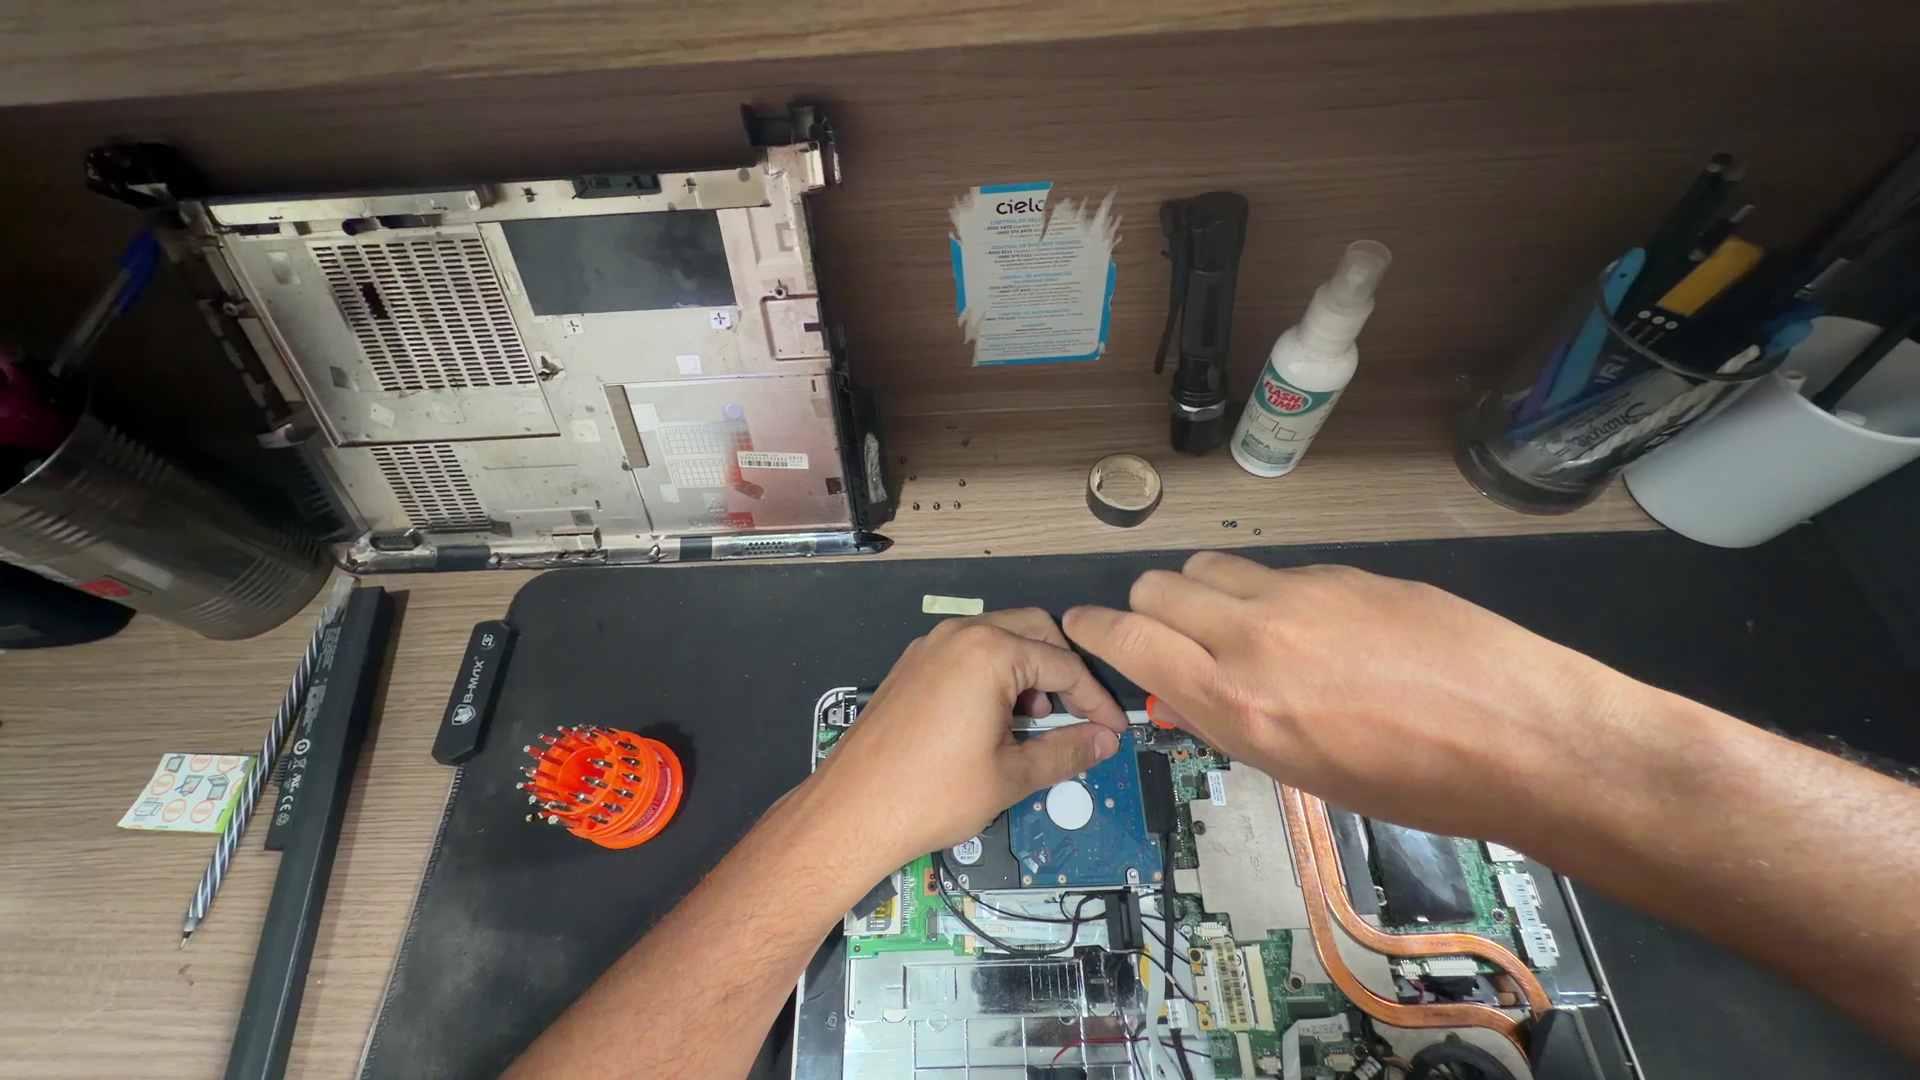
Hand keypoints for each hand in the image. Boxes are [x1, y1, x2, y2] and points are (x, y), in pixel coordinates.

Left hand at [805, 609, 1128, 867]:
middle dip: (1063, 670)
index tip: (1113, 729)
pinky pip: (968, 652)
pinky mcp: (913, 664)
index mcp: (989, 652)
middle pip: (1034, 631)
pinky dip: (994, 673)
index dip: (1095, 699)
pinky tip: (994, 718)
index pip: (1063, 664)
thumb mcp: (1010, 775)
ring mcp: (930, 645)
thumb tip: (1104, 741)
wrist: (851, 810)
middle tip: (1077, 714)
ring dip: (1028, 670)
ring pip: (999, 638)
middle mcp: (959, 634)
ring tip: (1031, 723)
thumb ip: (1066, 751)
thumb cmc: (933, 793)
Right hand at [1063, 552, 1634, 841]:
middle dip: (1148, 608)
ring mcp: (1297, 593)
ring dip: (1203, 592)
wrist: (1527, 738)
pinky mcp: (1339, 571)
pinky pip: (1272, 570)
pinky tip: (1312, 625)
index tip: (1081, 625)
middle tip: (1173, 635)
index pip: (1127, 636)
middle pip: (1155, 585)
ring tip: (1237, 624)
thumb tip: (1181, 691)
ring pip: (1206, 566)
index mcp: (1235, 701)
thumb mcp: (1297, 770)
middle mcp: (1251, 636)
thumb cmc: (1410, 782)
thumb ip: (1224, 718)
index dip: (1092, 628)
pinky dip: (1266, 593)